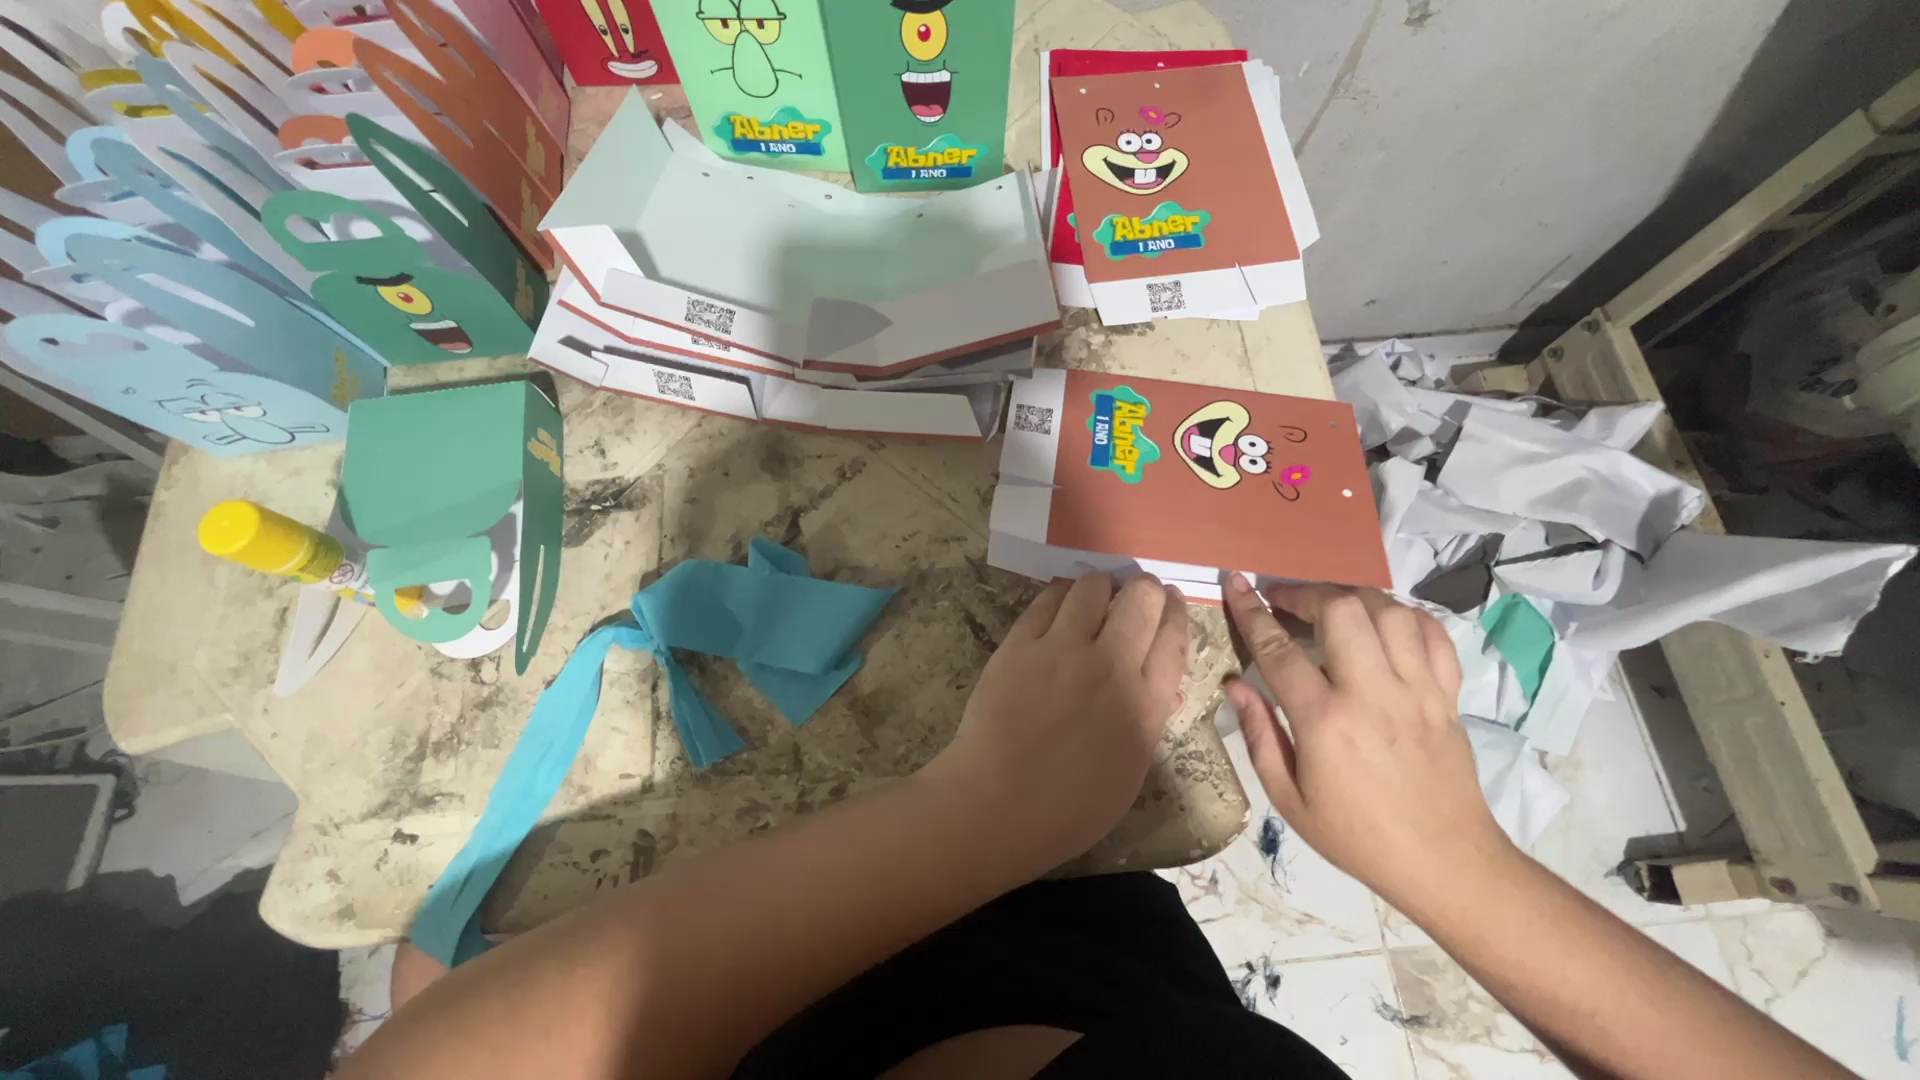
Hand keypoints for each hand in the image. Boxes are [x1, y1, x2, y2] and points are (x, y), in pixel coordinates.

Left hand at [928, 573, 1189, 871]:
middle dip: (1145, 590)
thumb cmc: (1070, 806)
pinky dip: (1062, 594)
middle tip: (1137, 596)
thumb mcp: (1131, 771)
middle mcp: (1110, 665)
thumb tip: (1164, 689)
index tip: (1174, 601)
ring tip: (1096, 598)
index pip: (1173, 639)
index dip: (1177, 612)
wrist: (997, 803)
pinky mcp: (1020, 643)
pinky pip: (1048, 599)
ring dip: (1102, 587)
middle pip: (1141, 599)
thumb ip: (1150, 721)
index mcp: (1145, 704)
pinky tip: (1062, 602)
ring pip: (1093, 587)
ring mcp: (1062, 649)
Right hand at [1222, 576, 1514, 907]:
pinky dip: (1405, 616)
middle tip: (1284, 598)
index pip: (1279, 649)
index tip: (1236, 583)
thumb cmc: (1356, 836)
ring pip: (1389, 612)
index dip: (1252, 611)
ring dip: (1353, 597)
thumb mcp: (1288, 798)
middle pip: (1342, 610)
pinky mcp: (1448, 696)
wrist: (1445, 863)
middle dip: (1306, 592)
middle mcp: (1373, 694)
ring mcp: (1418, 691)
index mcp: (1325, 721)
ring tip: (1331, 605)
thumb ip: (1259, 734)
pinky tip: (1383, 623)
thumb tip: (1235, 684)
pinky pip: (1433, 635)